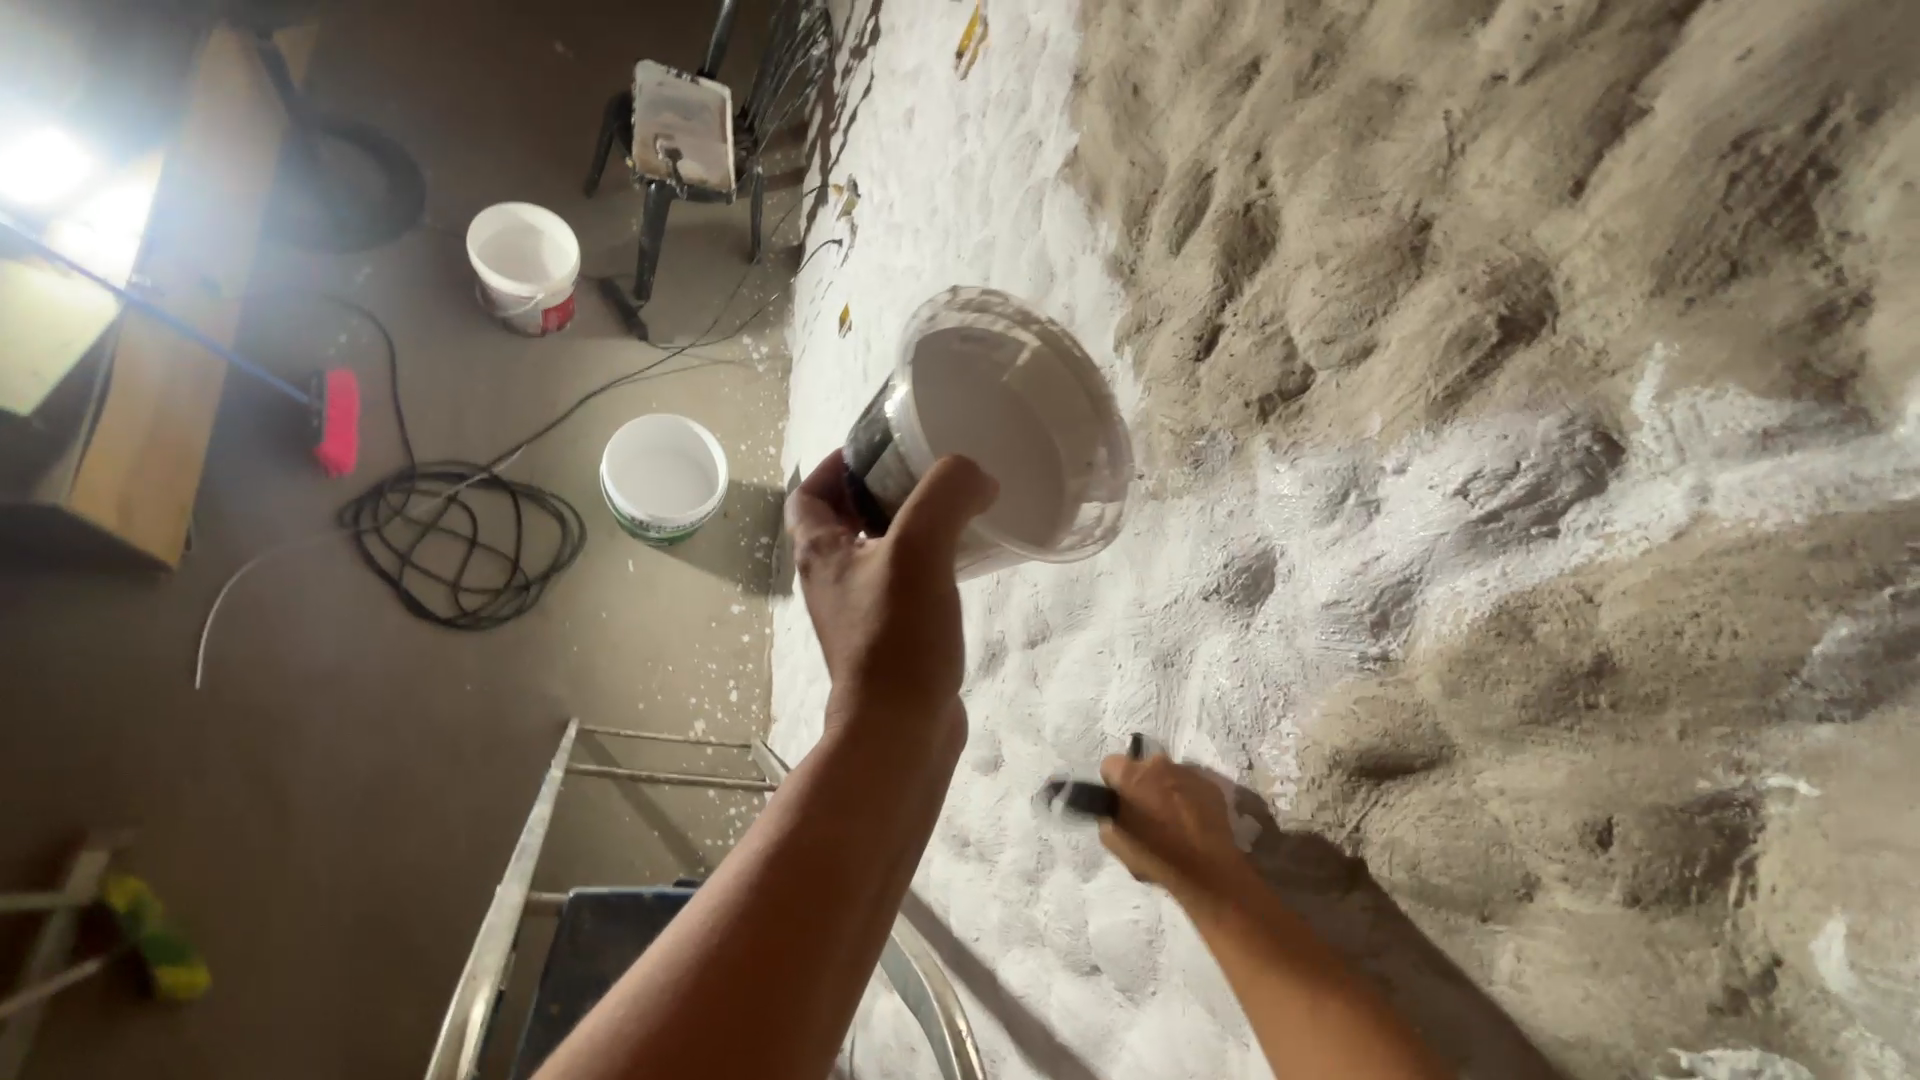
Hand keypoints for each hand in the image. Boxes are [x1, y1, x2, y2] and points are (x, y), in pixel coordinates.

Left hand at [785, 450, 997, 729]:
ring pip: (875, 555)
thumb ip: (946, 495)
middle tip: (928, 477)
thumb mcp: (920, 548)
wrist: (900, 729)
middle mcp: (830, 581)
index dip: (838, 464)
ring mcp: (857, 614)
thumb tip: (975, 476)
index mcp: (820, 552)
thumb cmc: (897, 636)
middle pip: (844, 520)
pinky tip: (960, 567)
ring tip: (951, 514)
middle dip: (881, 492)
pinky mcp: (887, 641)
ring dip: (905, 530)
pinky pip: (900, 588)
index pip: (809, 492)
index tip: (881, 451)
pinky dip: (924, 567)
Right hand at [1099, 752, 1248, 902]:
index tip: (1119, 802)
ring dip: (1165, 789)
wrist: (1207, 869)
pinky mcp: (1210, 784)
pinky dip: (1188, 797)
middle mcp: (1157, 764)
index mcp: (1130, 774)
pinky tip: (1192, 820)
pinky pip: (1190, 784)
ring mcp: (1187, 771)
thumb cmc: (1155, 856)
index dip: (1113, 783)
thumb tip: (1113, 810)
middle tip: (1146, 811)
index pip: (1110, 764)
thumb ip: (1108, 816)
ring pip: (1167, 774)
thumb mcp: (1114, 842)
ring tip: (1172, 818)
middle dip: (1140, 784)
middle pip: (1141, 767)